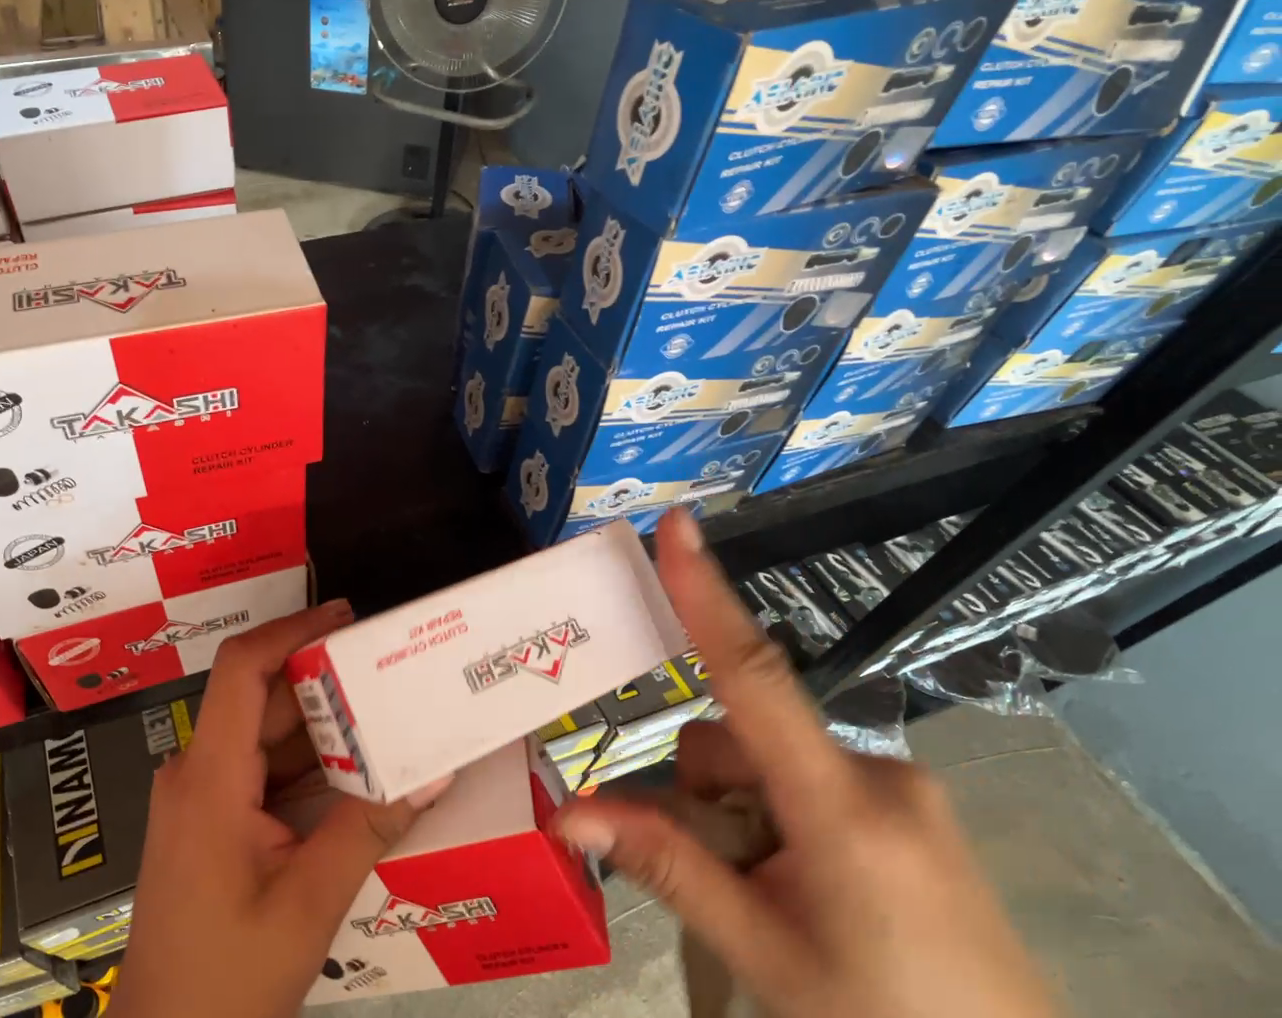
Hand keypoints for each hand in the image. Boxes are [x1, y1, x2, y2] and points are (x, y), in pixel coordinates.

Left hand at [114, 601, 451, 1017]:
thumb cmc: (229, 974)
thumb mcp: (310, 901)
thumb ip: (369, 828)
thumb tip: (434, 772)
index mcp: (210, 778)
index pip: (242, 671)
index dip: (291, 631)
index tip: (345, 616)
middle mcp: (198, 774)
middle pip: (261, 702)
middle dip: (325, 682)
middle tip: (392, 670)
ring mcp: (201, 801)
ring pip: (265, 740)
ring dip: (322, 728)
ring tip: (389, 715)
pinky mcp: (210, 825)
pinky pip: (261, 775)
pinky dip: (307, 767)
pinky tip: (358, 773)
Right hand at [554, 510, 1059, 1017]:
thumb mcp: (761, 950)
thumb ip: (666, 868)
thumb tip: (566, 814)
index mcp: (842, 806)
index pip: (754, 679)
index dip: (708, 597)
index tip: (677, 526)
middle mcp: (877, 774)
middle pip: (739, 738)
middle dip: (702, 790)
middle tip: (718, 879)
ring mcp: (902, 791)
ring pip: (768, 763)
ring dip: (738, 811)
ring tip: (765, 897)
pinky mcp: (910, 810)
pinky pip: (809, 782)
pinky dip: (775, 817)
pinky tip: (799, 887)